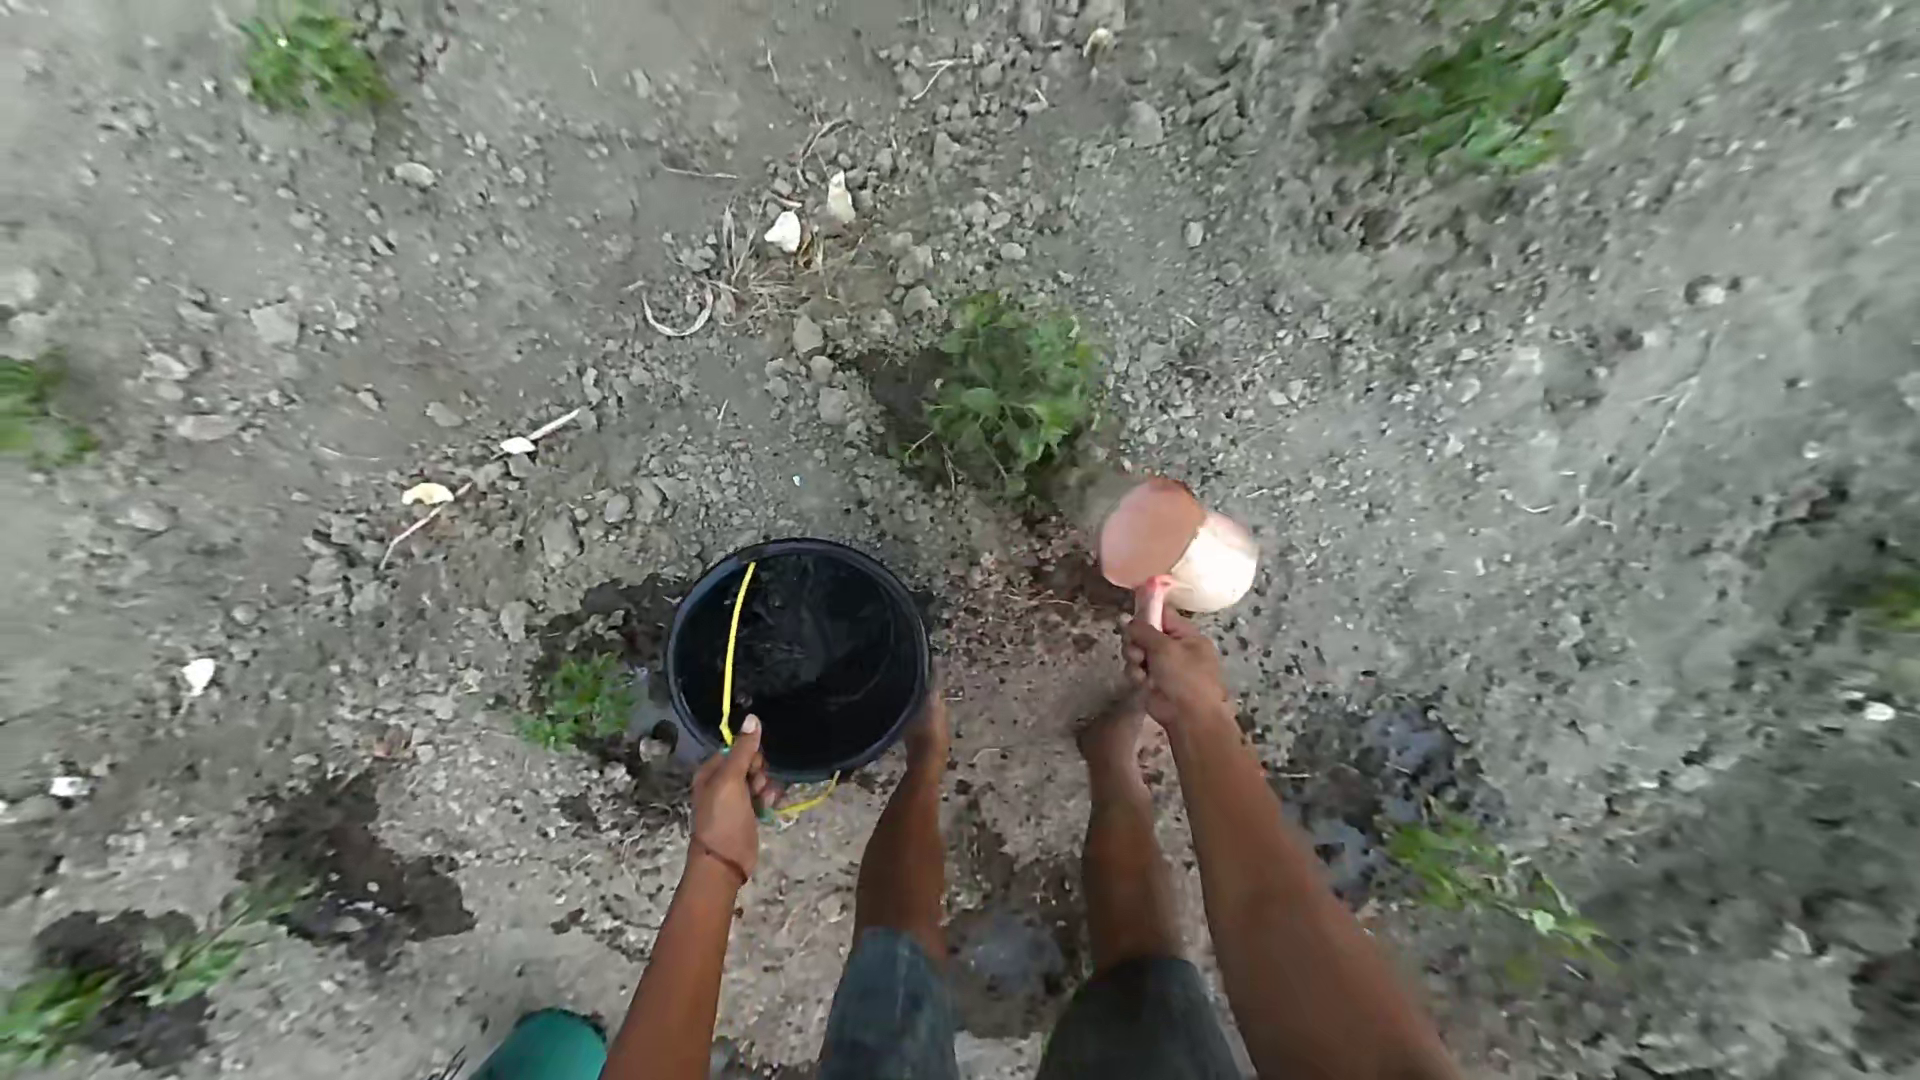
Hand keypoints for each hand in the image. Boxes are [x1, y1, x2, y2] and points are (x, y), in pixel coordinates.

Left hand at [689, 716, 774, 885]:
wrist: (725, 862)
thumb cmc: (723, 818)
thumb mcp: (731, 780)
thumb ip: (743, 749)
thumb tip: (752, 718)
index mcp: (711, 771)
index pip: (736, 748)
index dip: (749, 754)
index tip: (753, 766)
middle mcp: (721, 782)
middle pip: (750, 762)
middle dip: (759, 771)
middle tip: (756, 785)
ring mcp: (735, 798)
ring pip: (760, 778)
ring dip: (766, 785)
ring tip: (763, 799)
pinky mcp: (748, 811)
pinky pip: (764, 793)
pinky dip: (768, 797)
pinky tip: (769, 805)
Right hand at [1123, 611, 1233, 730]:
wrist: (1189, 717)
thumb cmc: (1184, 677)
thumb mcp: (1165, 647)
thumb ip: (1142, 630)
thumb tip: (1124, 618)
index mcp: (1187, 636)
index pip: (1163, 614)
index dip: (1146, 612)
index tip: (1129, 614)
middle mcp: (1175, 648)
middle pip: (1145, 632)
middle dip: (1136, 640)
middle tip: (1136, 648)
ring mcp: (1163, 665)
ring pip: (1136, 650)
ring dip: (1134, 657)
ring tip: (1139, 666)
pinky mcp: (1151, 681)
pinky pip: (1136, 669)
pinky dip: (1136, 673)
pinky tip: (1141, 681)